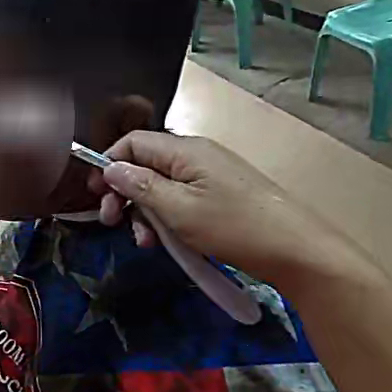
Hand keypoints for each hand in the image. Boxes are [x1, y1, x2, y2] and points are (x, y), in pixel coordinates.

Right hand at [90, 131, 371, 291]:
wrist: (295, 250)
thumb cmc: (233, 227)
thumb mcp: (178, 210)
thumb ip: (141, 186)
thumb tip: (111, 168)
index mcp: (185, 150)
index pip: (133, 142)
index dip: (109, 164)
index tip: (97, 196)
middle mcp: (197, 155)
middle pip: (146, 164)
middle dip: (125, 193)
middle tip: (114, 224)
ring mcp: (211, 175)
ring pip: (163, 186)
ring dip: (146, 211)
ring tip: (145, 242)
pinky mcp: (221, 195)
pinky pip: (183, 199)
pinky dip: (168, 218)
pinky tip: (168, 242)